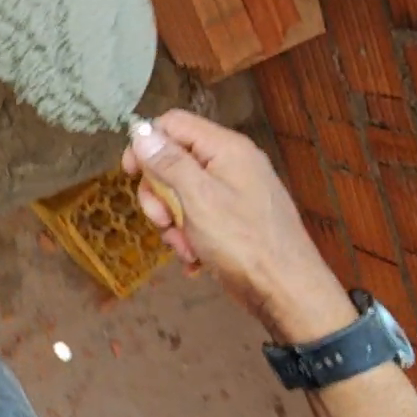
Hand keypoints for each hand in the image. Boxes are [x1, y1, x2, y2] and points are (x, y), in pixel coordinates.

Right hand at [121, 111, 356, 344]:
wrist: (287, 292)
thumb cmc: (244, 243)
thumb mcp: (197, 199)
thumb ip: (168, 162)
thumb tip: (140, 131)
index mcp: (226, 149)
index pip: (172, 124)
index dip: (145, 144)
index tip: (129, 174)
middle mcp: (230, 163)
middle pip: (171, 160)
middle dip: (158, 193)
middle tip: (162, 219)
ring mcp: (232, 191)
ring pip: (178, 191)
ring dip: (171, 220)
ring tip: (183, 244)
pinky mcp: (232, 217)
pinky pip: (195, 213)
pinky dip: (187, 233)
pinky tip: (195, 254)